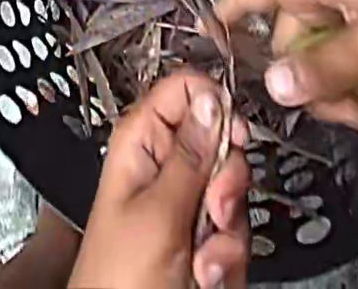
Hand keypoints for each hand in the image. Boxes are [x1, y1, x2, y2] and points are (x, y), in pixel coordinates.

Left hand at [69, 71, 251, 288]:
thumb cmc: (122, 281)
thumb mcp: (158, 213)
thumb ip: (190, 155)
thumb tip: (212, 96)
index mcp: (142, 140)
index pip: (183, 89)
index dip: (214, 103)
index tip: (234, 132)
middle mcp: (165, 163)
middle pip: (219, 139)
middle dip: (227, 181)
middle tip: (214, 209)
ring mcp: (186, 202)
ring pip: (232, 188)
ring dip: (227, 232)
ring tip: (203, 263)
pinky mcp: (204, 239)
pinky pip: (235, 231)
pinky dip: (228, 260)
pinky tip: (207, 278)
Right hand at [215, 0, 357, 128]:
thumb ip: (323, 70)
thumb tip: (271, 88)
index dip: (222, 23)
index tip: (205, 53)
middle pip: (285, 39)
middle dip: (308, 81)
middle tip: (348, 116)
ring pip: (315, 49)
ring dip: (334, 85)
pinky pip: (340, 47)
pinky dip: (352, 75)